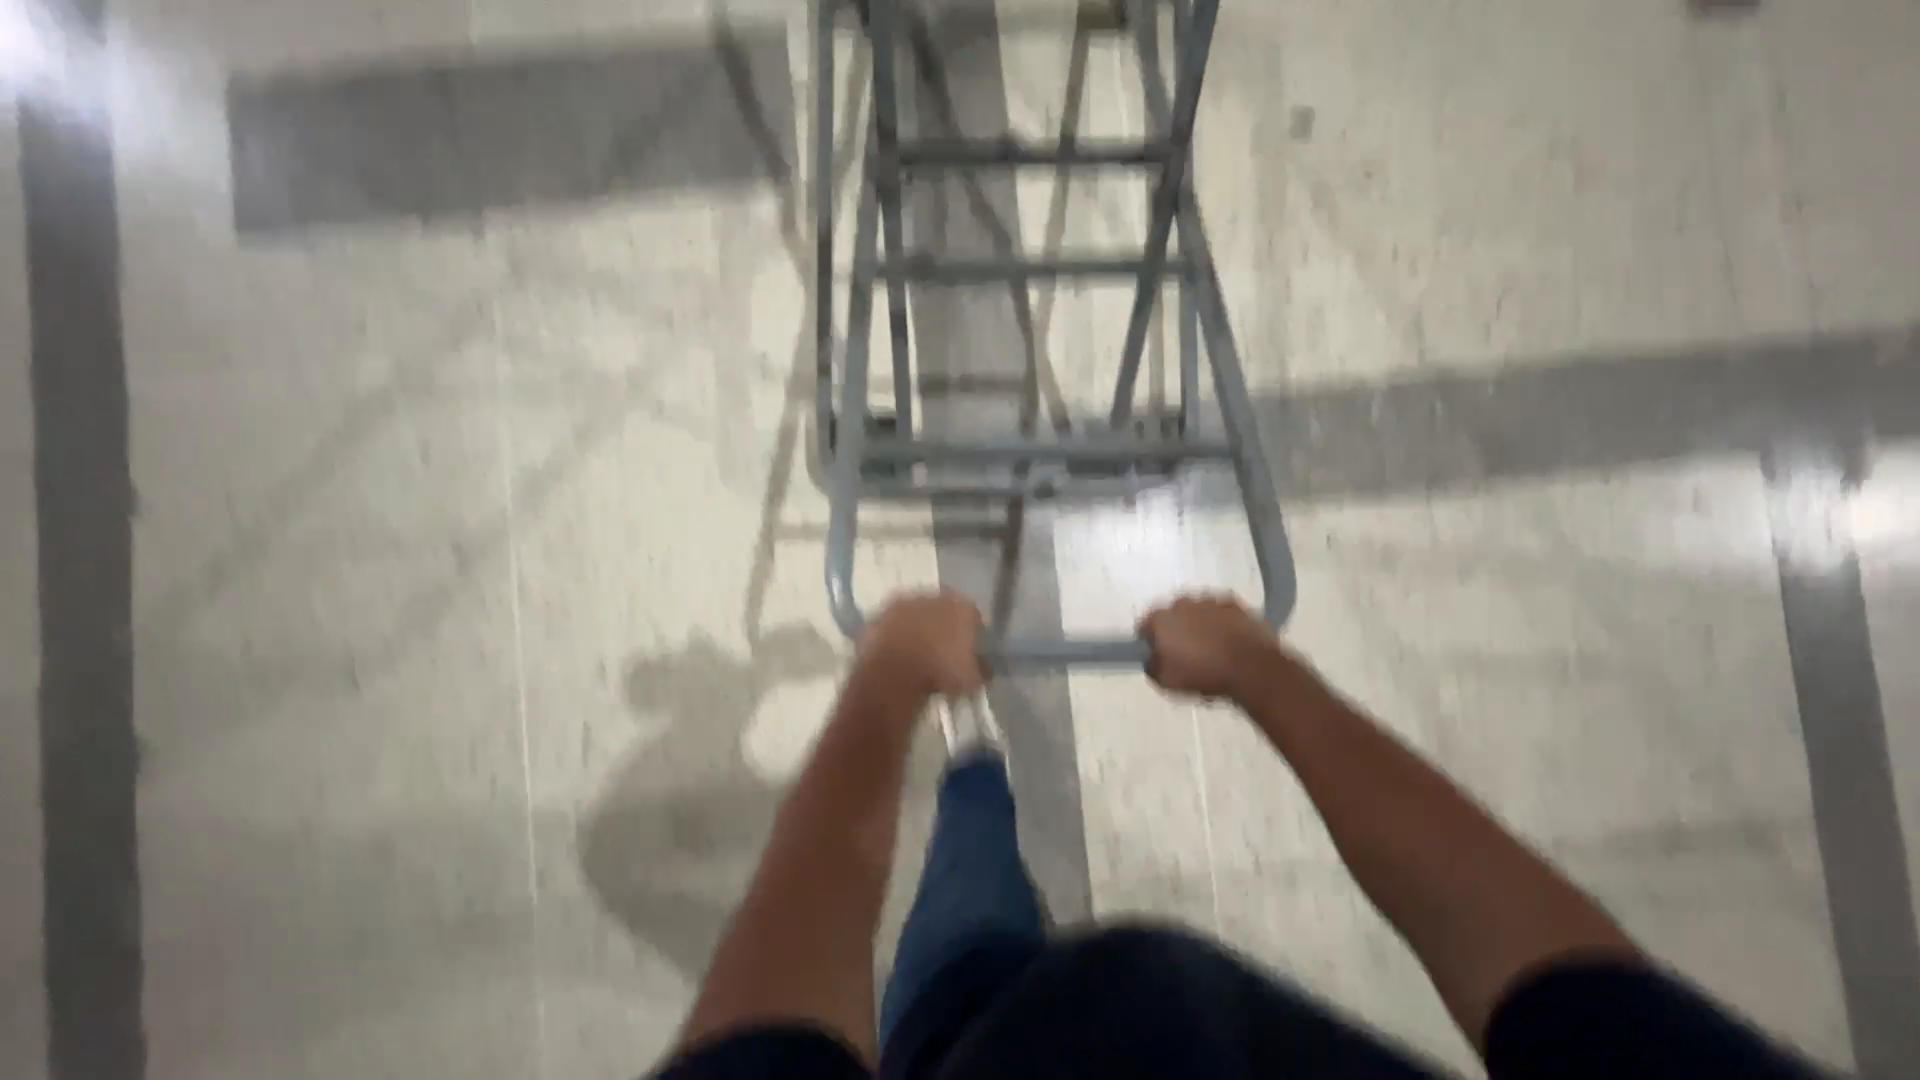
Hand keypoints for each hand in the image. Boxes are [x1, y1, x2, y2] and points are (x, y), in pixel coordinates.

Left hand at [857, 590, 985, 699]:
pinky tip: (895, 650)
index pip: (973, 617)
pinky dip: (895, 632)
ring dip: (918, 626)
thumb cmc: (940, 673)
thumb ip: (982, 669)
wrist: (894, 674)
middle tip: (942, 649)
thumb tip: (985, 668)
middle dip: (944, 626)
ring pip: (918, 613)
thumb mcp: (972, 680)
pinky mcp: (881, 612)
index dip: (971, 635)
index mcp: (963, 607)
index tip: (968, 651)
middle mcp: (935, 597)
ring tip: (916, 650)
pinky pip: (894, 622)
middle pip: (944, 610)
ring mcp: (906, 602)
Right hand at [1138, 594, 1282, 700]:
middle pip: (1172, 615)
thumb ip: (1151, 665)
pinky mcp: (1235, 603)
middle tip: (1186, 653)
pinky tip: (1228, 640)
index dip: (1150, 642)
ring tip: (1210, 648)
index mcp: (1161, 619)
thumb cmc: (1203, 675)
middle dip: (1176, 630)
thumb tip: (1151, 658)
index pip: (1145, 626)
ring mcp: (1210, 600)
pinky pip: (1220, 612)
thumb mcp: (1165, 681)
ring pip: (1197, 611)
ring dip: (1199, 624)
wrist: (1252, 669)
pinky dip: (1221, 622)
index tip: (1160, 656)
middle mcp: (1182, 602)